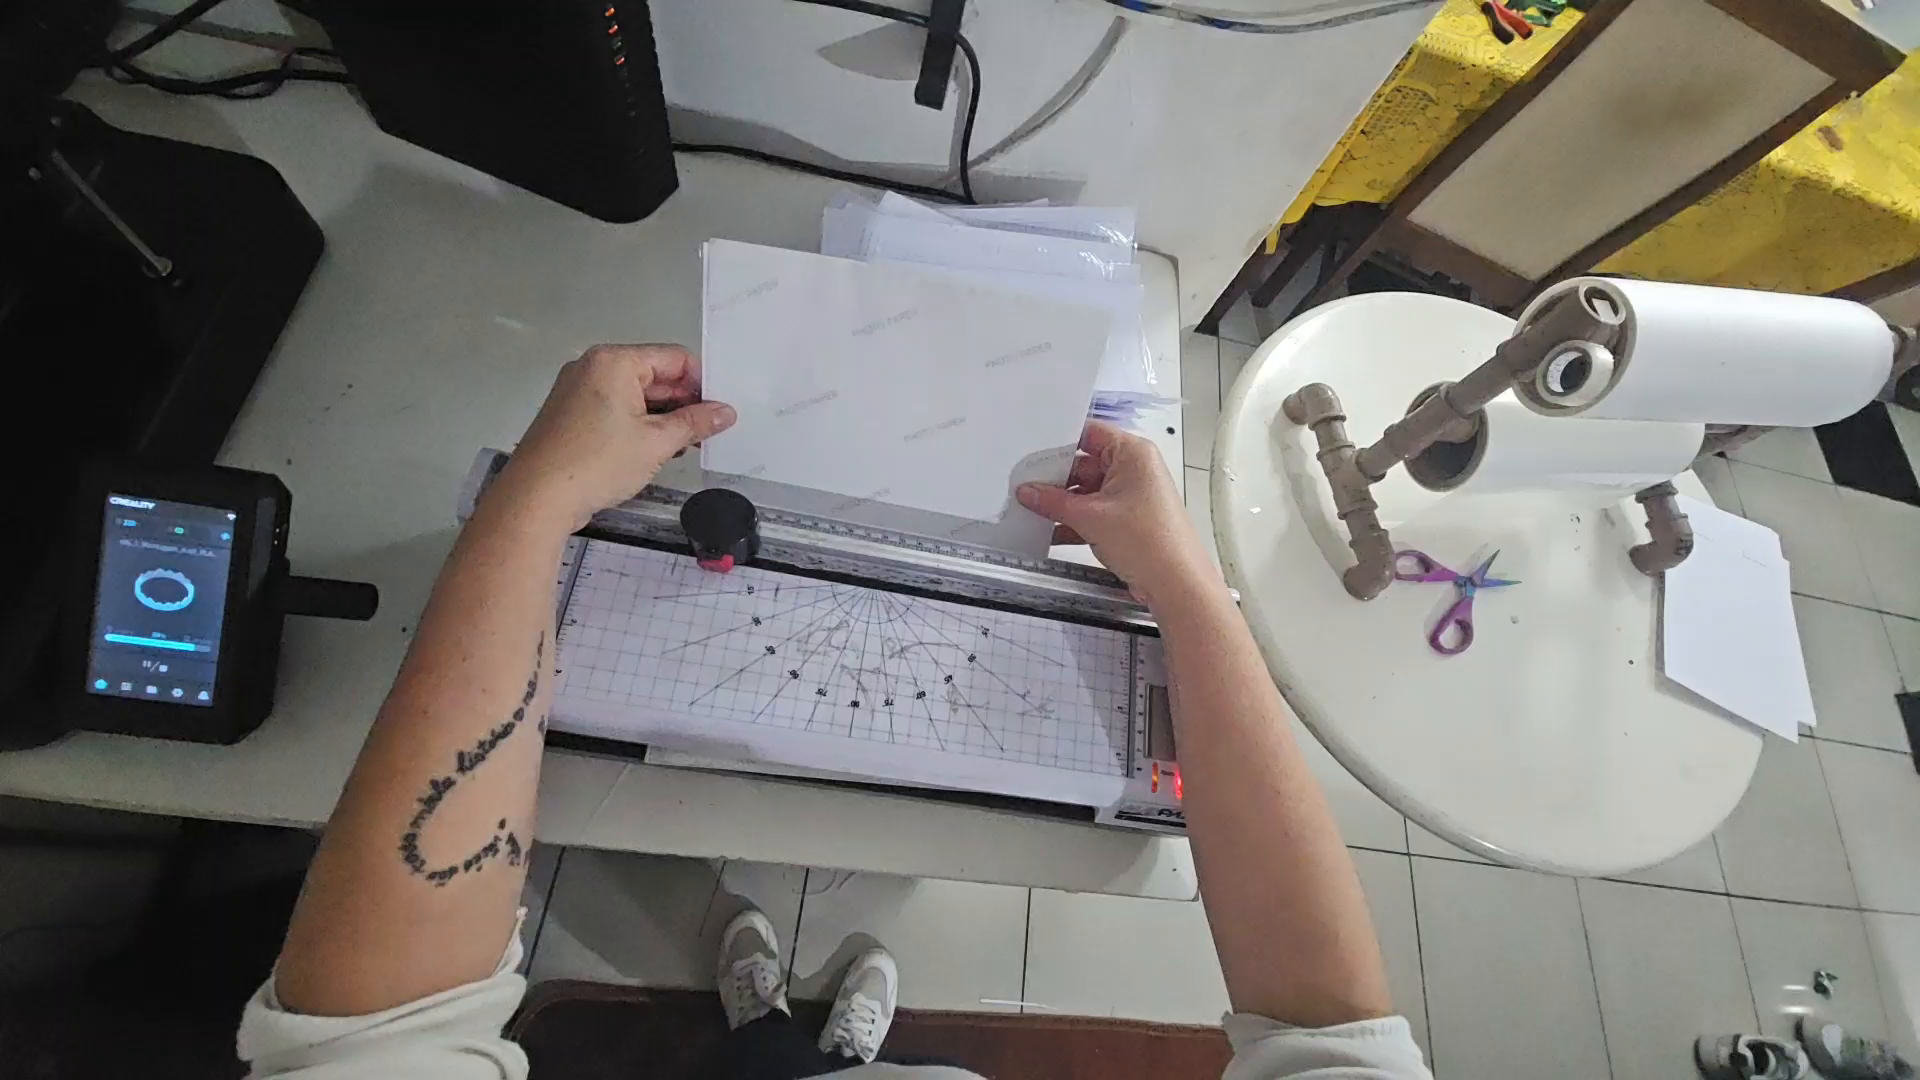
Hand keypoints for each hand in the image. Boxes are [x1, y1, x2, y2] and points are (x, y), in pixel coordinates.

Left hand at [489, 345, 735, 531]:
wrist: (538, 497)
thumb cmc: (599, 462)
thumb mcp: (658, 442)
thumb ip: (696, 423)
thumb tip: (726, 412)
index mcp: (615, 362)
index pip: (675, 358)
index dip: (702, 383)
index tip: (717, 413)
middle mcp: (595, 367)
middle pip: (656, 374)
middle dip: (684, 402)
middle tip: (708, 432)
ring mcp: (580, 389)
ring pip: (638, 394)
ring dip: (665, 416)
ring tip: (686, 445)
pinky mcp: (574, 413)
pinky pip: (619, 408)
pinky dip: (641, 424)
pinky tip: (657, 450)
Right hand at [1015, 422, 1215, 606]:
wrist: (1175, 584)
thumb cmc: (1151, 542)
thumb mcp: (1091, 517)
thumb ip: (1054, 502)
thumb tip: (1029, 492)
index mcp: (1132, 454)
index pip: (1089, 434)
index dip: (1059, 442)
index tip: (1031, 454)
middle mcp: (1133, 470)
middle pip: (1084, 464)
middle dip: (1055, 479)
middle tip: (1025, 486)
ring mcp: (1129, 496)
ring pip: (1086, 491)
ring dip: (1061, 504)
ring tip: (1031, 510)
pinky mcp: (1125, 519)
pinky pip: (1092, 512)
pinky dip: (1072, 521)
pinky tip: (1048, 531)